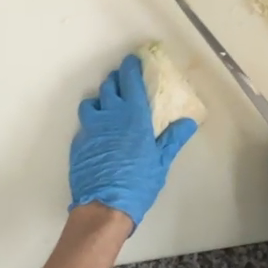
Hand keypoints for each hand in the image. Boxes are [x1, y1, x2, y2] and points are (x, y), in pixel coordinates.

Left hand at [68, 54, 197, 227]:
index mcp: (133, 115)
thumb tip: (188, 122)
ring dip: (100, 100)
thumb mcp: (161, 161)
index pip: (130, 81)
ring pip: (92, 102)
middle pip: (109, 87)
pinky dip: (92, 123)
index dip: (131, 68)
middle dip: (116, 80)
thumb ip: (173, 138)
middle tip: (123, 82)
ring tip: (108, 107)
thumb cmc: (138, 182)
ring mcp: (91, 128)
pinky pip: (85, 125)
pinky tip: (99, 134)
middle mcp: (109, 115)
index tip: (133, 61)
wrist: (104, 206)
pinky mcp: (79, 143)